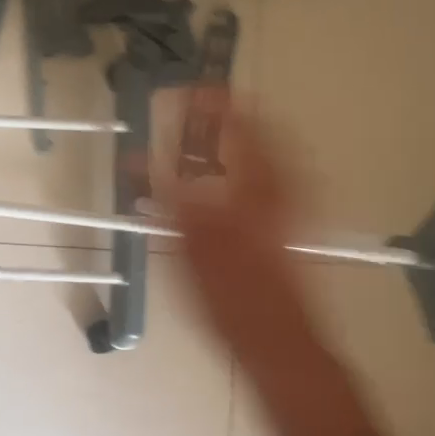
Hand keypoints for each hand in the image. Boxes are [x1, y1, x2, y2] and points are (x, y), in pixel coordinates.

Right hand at [168, 94, 382, 435]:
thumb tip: (137, 158)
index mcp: (255, 190)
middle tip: (208, 104)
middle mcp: (283, 191)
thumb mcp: (187, 246)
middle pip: (269, 135)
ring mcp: (296, 209)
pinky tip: (248, 174)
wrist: (280, 343)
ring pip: (281, 155)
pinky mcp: (297, 228)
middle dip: (237, 114)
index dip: (214, 104)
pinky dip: (264, 165)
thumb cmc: (230, 298)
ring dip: (253, 136)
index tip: (188, 91)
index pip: (239, 130)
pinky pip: (286, 179)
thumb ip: (165, 197)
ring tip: (226, 129)